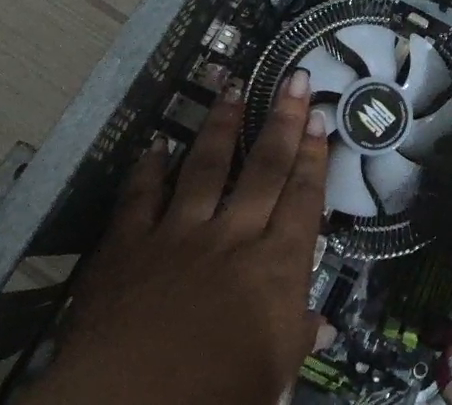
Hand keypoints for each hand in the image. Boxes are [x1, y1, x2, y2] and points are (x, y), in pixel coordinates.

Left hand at [22, 71, 330, 404]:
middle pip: (263, 170)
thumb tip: (323, 324)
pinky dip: (149, 169)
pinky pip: (141, 196)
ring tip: (231, 86)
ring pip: (205, 167)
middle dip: (282, 121)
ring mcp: (177, 235)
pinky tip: (156, 145)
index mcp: (273, 270)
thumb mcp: (271, 379)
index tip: (319, 119)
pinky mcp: (128, 245)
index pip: (302, 200)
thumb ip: (295, 341)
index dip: (313, 157)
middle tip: (294, 79)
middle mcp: (231, 238)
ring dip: (220, 125)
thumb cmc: (214, 397)